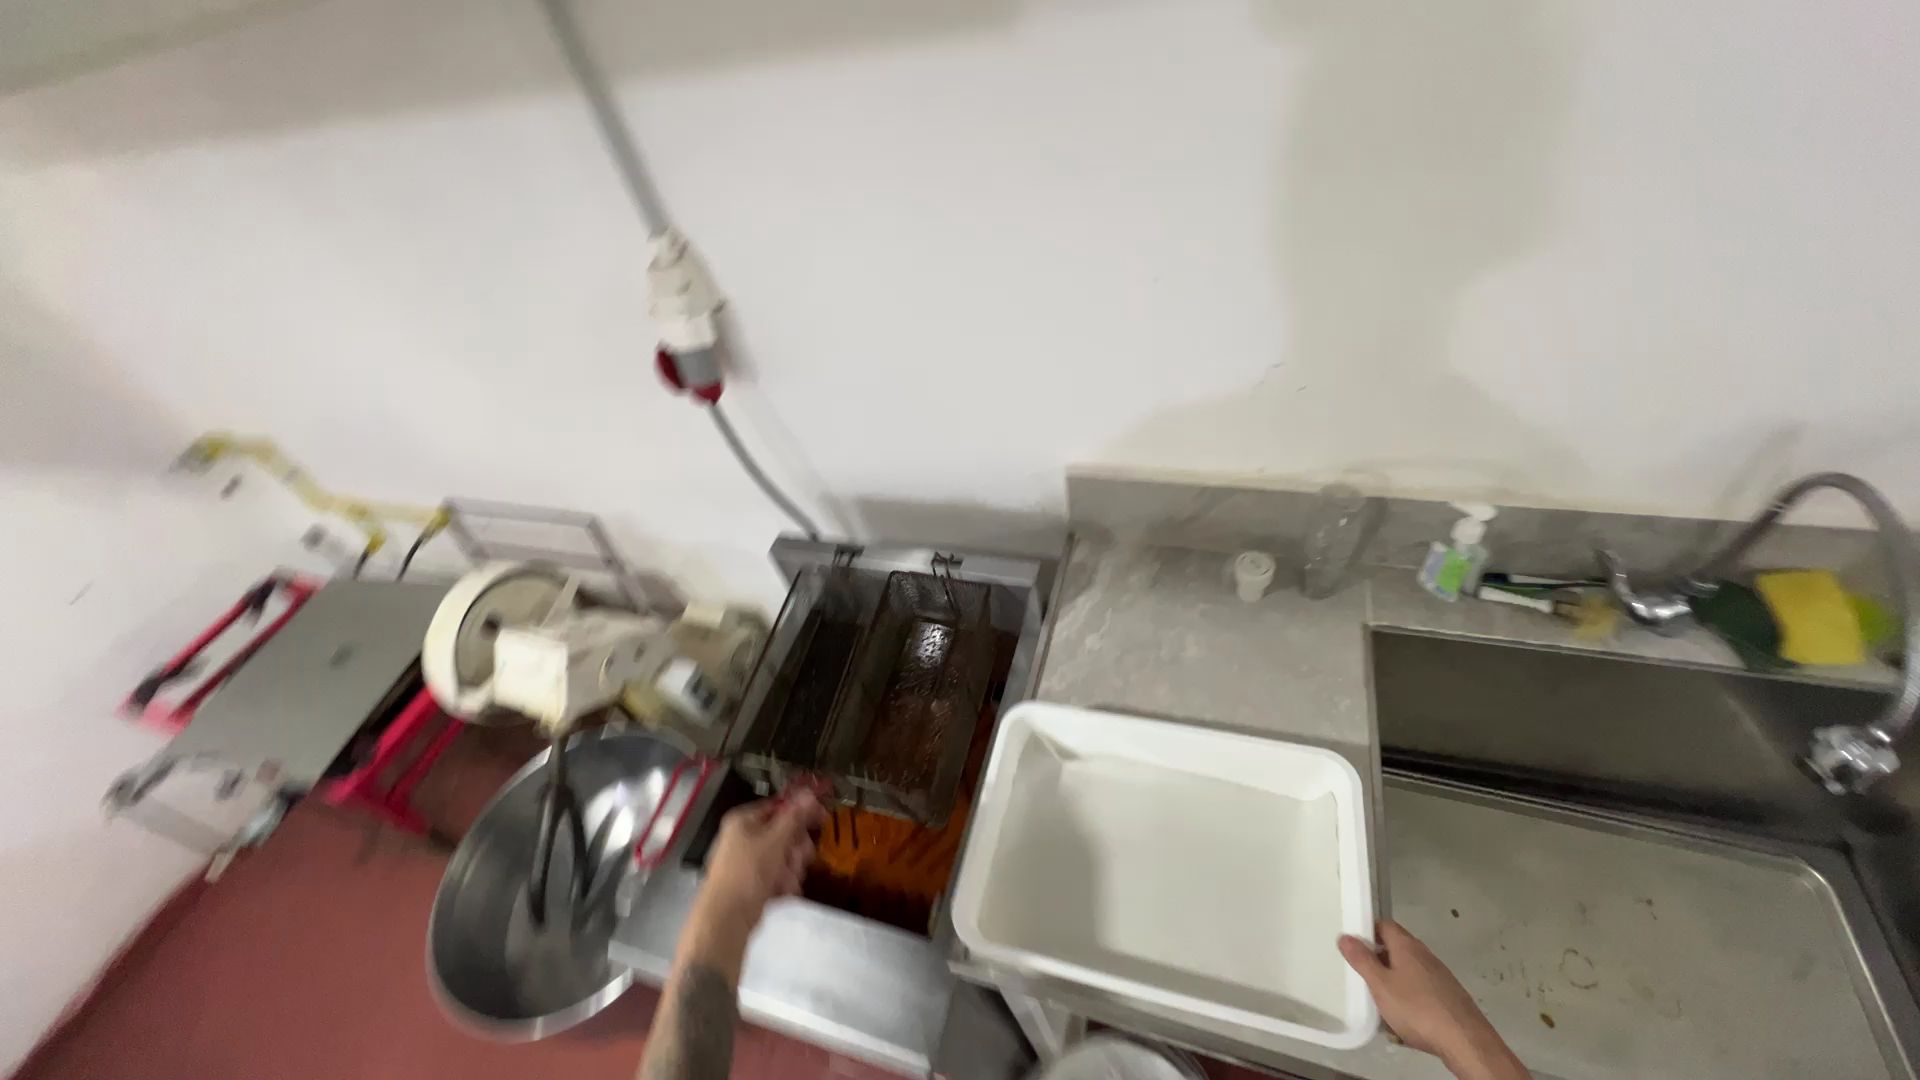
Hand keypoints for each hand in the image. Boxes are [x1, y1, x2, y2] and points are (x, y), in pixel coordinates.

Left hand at [692, 793, 823, 935]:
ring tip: (788, 881)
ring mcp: (747, 861)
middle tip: (800, 858)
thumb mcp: (775, 841)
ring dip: (791, 868)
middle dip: (796, 849)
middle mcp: (743, 837)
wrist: (725, 921)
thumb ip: (794, 817)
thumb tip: (809, 792)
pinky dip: (783, 881)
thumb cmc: (748, 872)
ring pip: (783, 856)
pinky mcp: (751, 883)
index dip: (801, 812)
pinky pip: (776, 874)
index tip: (822, 818)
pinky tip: (784, 892)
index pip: (779, 807)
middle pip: (783, 833)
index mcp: (743, 820)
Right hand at [1339, 920, 1527, 1079]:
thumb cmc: (1418, 1009)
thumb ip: (1361, 960)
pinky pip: (1421, 993)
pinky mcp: (1450, 999)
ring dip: (1393, 984)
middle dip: (1378, 961)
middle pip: (1396, 949)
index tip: (1352, 945)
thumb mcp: (1380, 985)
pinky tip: (1403, 1022)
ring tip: (1380, 1004)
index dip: (1367, 931)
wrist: (1467, 1044)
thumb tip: (1345, 936)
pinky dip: (1409, 1001)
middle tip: (1362, 976)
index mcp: (1407, 946)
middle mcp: (1425, 956)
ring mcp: (1440, 978)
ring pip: (1408, 974)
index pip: (1384, 924)